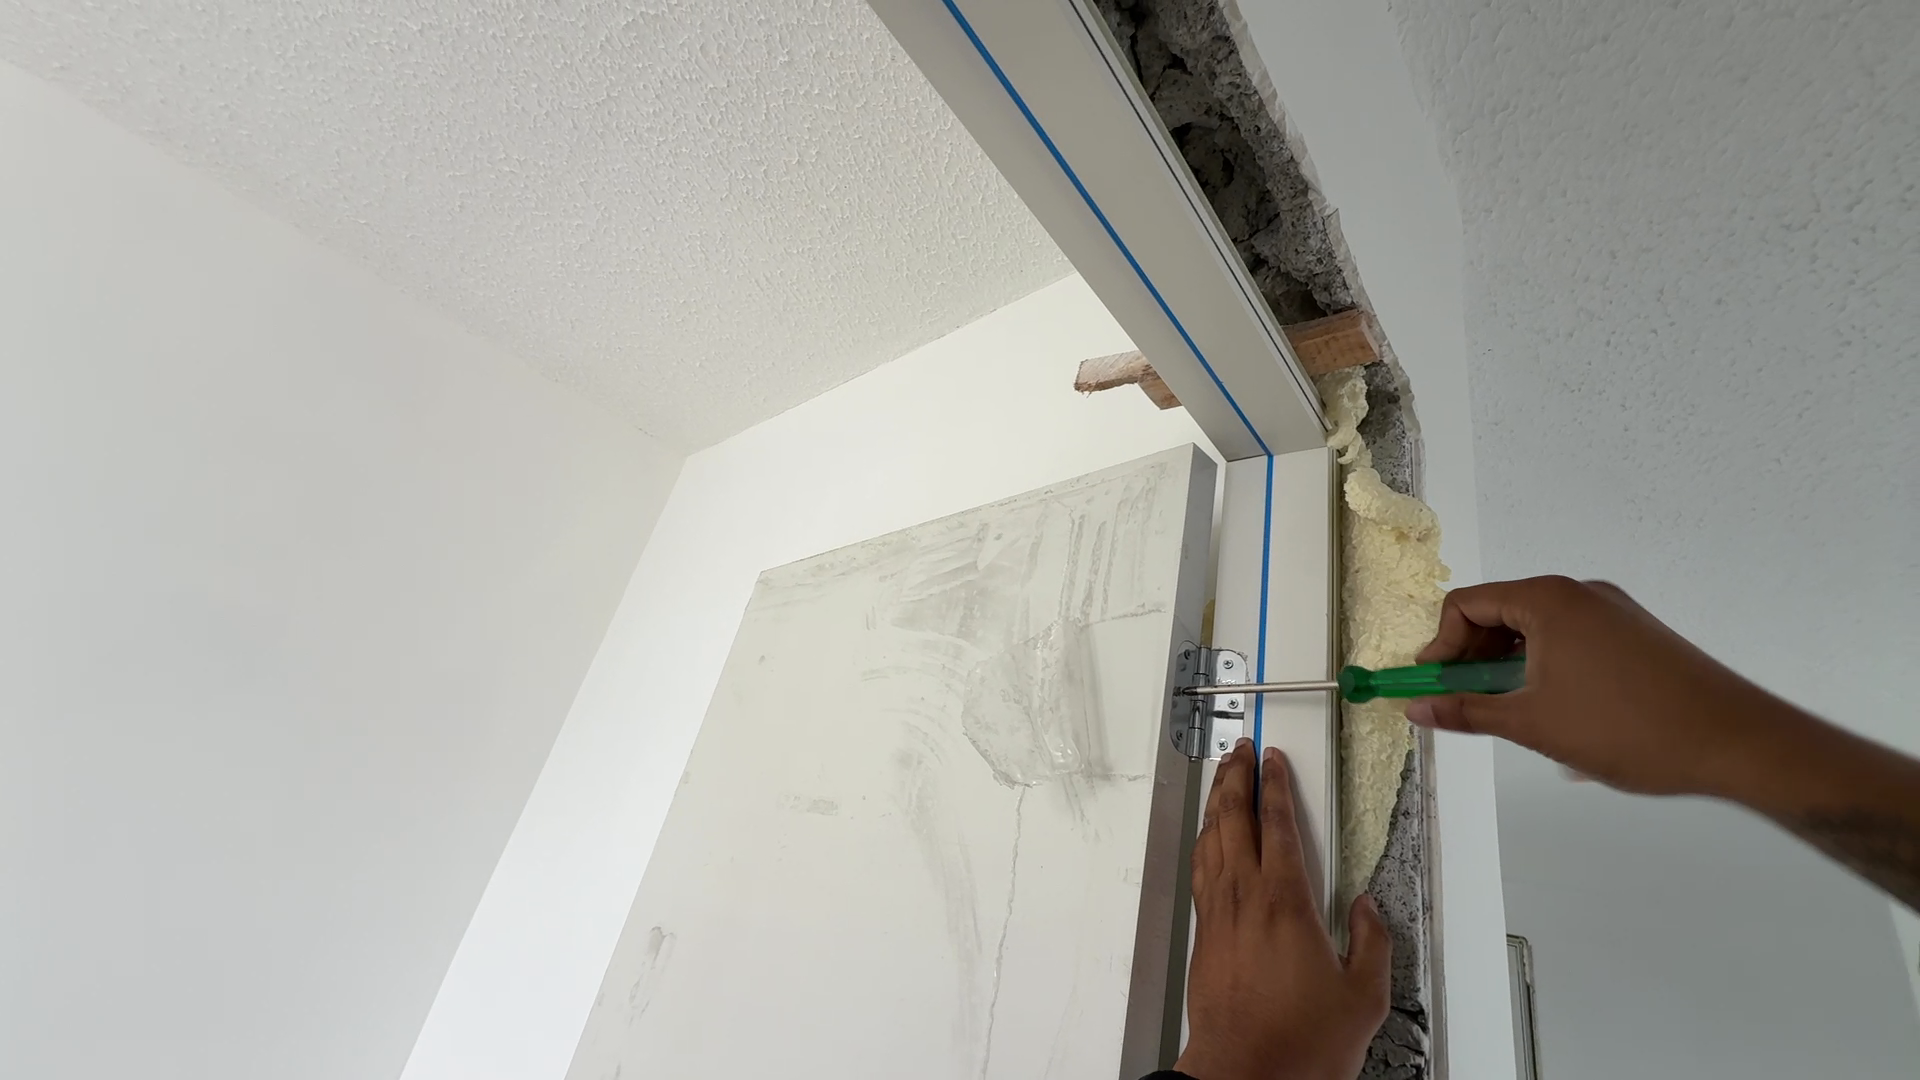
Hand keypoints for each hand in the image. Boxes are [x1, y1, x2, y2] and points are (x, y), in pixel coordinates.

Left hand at [1176, 740, 1388, 1079]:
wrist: (1244, 1068)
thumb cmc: (1299, 1038)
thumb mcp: (1363, 997)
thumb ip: (1370, 942)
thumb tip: (1366, 907)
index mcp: (1284, 899)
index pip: (1278, 822)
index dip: (1275, 783)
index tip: (1274, 759)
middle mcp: (1243, 892)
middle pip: (1234, 814)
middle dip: (1236, 774)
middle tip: (1241, 750)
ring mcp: (1217, 905)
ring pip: (1212, 833)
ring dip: (1217, 797)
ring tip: (1223, 775)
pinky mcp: (1203, 923)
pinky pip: (1201, 862)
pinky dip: (1206, 834)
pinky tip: (1210, 831)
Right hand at [1405, 575, 1799, 797]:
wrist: (1748, 748)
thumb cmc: (1627, 728)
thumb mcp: (1531, 724)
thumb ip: (1465, 711)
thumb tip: (1414, 709)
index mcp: (1548, 600)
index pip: (1465, 604)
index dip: (1440, 644)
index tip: (1436, 683)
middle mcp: (1579, 594)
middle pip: (1498, 612)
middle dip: (1472, 655)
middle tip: (1467, 697)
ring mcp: (1613, 612)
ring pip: (1533, 629)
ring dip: (1507, 665)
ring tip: (1512, 709)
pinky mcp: (1638, 634)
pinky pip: (1568, 638)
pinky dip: (1544, 666)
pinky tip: (1556, 708)